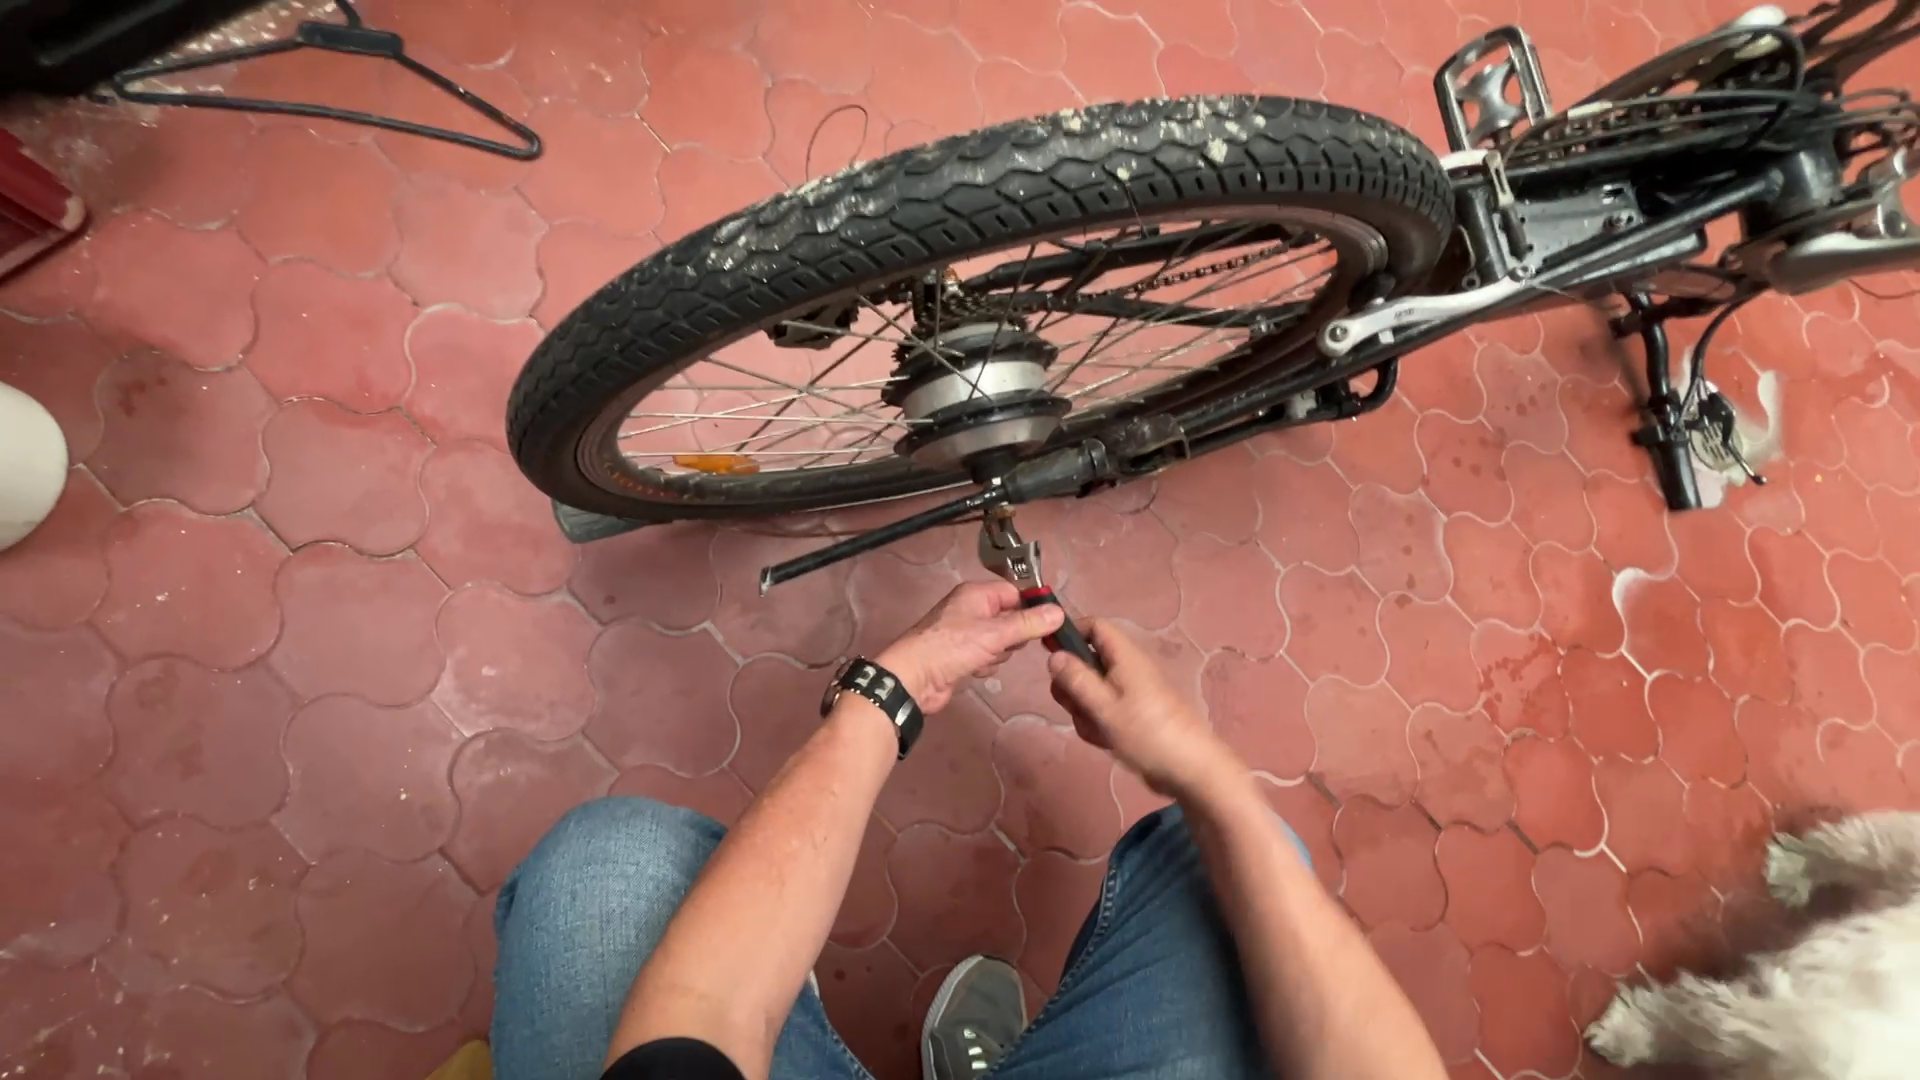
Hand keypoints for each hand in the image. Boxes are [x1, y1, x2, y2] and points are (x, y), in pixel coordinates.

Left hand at [877, 581, 1064, 712]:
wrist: (914, 678)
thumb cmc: (952, 647)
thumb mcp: (995, 633)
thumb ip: (1028, 624)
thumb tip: (1059, 612)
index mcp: (976, 594)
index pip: (1014, 592)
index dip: (1031, 607)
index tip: (1049, 624)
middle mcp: (971, 609)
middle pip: (1010, 618)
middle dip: (1013, 636)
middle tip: (1005, 644)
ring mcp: (965, 633)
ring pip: (1000, 640)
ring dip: (998, 653)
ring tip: (984, 658)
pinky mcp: (962, 655)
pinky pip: (988, 655)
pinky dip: (986, 664)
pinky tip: (975, 670)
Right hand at [1048, 620, 1242, 797]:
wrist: (1190, 771)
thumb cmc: (1148, 734)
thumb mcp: (1105, 707)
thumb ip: (1076, 680)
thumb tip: (1053, 654)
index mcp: (1124, 656)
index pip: (1094, 626)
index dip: (1071, 634)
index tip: (1050, 655)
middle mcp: (1125, 669)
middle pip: (1085, 661)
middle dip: (1072, 685)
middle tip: (1074, 705)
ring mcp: (1128, 693)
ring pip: (1090, 690)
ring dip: (1084, 709)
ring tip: (1097, 729)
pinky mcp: (1130, 714)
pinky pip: (1102, 710)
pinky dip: (1098, 723)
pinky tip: (1106, 740)